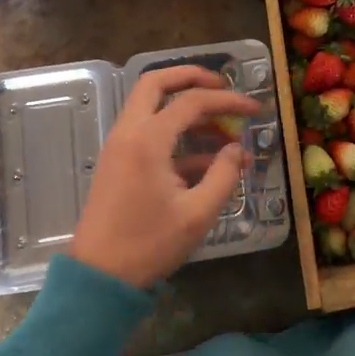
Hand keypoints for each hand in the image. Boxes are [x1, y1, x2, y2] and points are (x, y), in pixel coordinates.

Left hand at [68, 65, 259, 287]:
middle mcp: (129, 133)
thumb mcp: (197, 213)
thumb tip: (237, 149)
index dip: (228, 101)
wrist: (98, 278)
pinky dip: (176, 134)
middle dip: (192, 77)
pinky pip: (148, 132)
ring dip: (185, 108)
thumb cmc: (148, 245)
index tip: (255, 109)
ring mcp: (120, 147)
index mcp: (148, 140)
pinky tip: (207, 160)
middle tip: (222, 86)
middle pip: (157, 83)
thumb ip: (223, 175)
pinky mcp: (118, 163)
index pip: (193, 101)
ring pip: (151, 106)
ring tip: (222, 129)